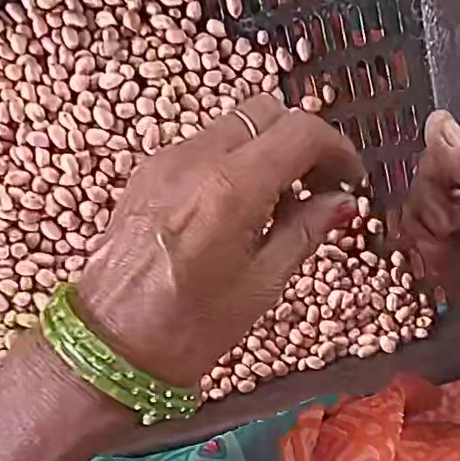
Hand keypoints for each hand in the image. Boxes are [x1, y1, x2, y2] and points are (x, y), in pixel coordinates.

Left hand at [74, 95, 366, 385]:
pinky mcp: (144, 175)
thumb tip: (339, 202)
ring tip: (278, 206)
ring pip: (232, 127)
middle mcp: (193, 159)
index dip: (337, 149)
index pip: (300, 132)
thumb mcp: (261, 286)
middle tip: (317, 187)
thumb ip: (304, 232)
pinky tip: (238, 209)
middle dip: (301, 141)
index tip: (350, 178)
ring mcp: (163, 163)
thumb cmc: (188, 330)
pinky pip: (202, 147)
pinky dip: (232, 162)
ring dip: (266, 151)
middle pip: (265, 112)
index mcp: (230, 189)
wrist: (109, 349)